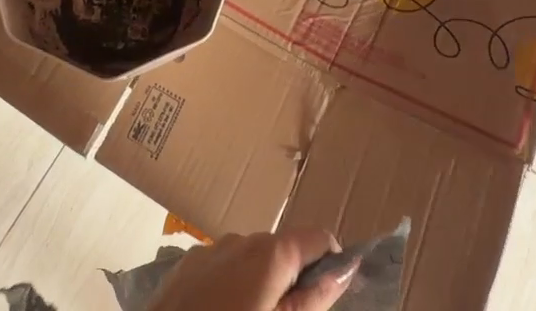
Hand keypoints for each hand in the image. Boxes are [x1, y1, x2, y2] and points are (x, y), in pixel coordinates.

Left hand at [146, 229, 355, 310]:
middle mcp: (243, 238)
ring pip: (253, 258)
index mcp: (271, 252)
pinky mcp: (188, 263)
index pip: (319, 237)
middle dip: (293, 280)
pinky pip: (225, 265)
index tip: (325, 297)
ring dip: (262, 283)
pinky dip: (234, 284)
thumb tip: (347, 268)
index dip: (330, 264)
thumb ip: (315, 298)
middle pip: (285, 249)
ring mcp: (212, 247)